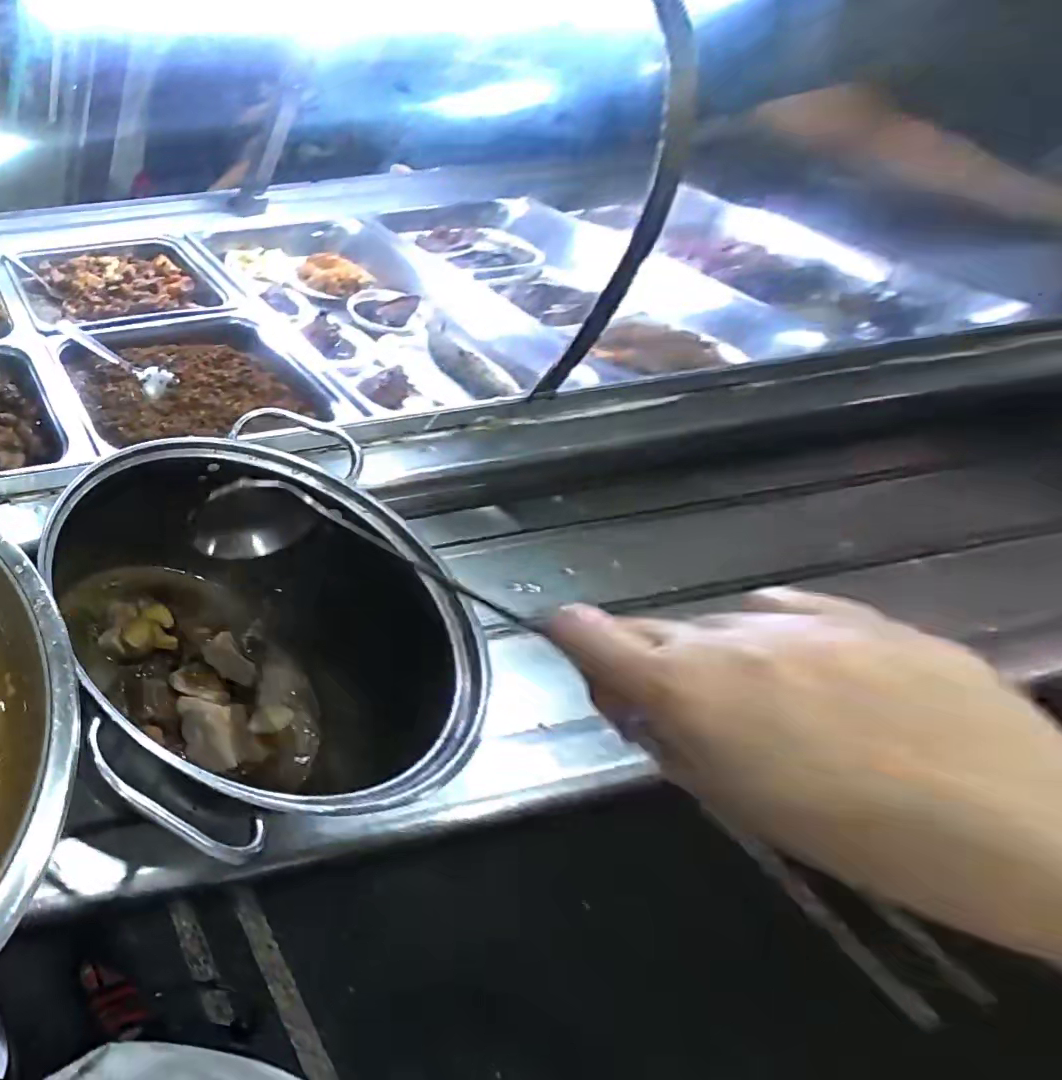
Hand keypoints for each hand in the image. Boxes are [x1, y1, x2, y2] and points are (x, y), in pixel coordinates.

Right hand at [547, 588, 1061, 961]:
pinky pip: (784, 608)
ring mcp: (797, 622)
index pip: (581, 629)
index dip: (564, 636)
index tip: (580, 660)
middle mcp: (721, 638)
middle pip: (645, 627)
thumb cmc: (849, 831)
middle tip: (677, 707)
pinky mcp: (866, 619)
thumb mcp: (722, 794)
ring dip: (714, 653)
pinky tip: (807, 665)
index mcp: (677, 684)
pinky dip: (772, 630)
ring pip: (715, 622)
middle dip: (642, 660)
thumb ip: (661, 735)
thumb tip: (637, 704)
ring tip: (766, 698)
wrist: (1033, 832)